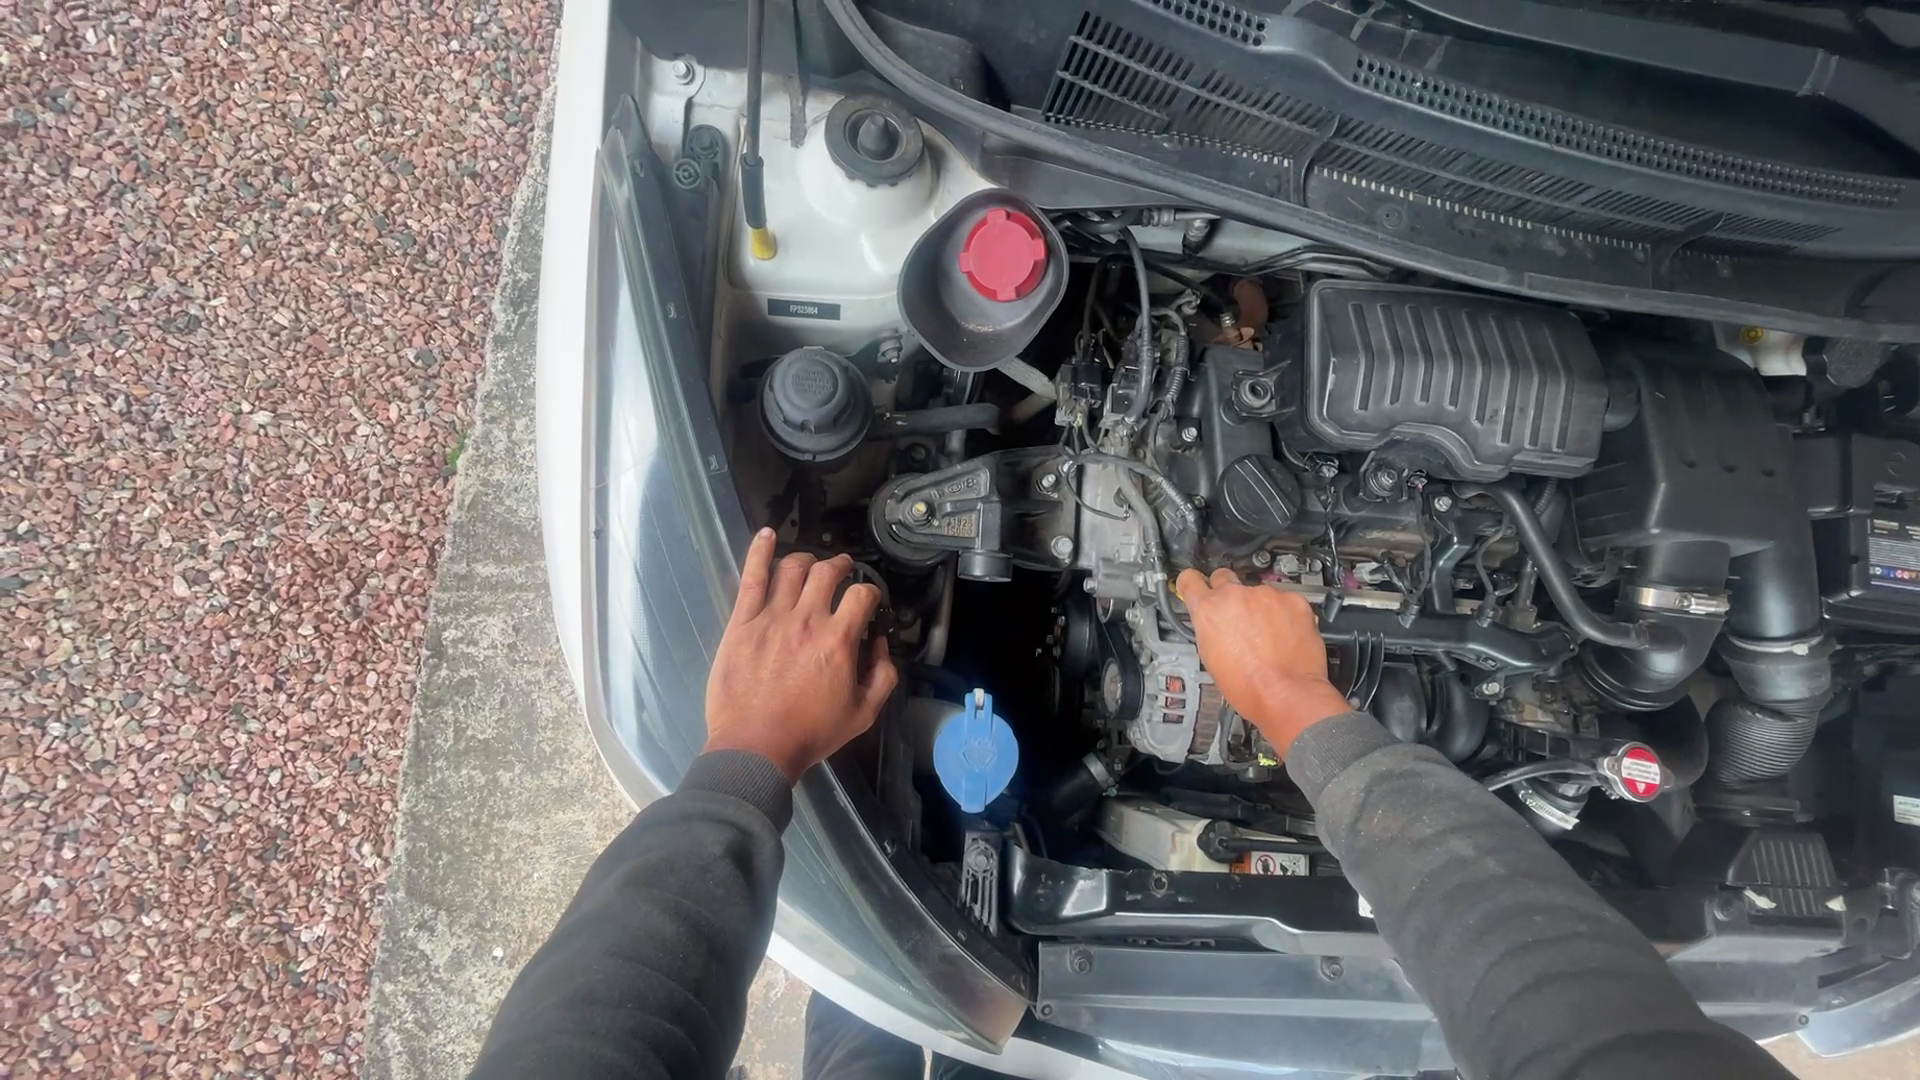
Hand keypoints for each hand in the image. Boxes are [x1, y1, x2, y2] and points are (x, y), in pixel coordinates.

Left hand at [704, 529, 898, 781]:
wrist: (755, 748)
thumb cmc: (810, 733)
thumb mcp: (863, 713)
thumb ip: (883, 676)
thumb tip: (881, 645)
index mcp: (839, 640)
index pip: (862, 595)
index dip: (870, 592)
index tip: (868, 600)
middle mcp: (807, 619)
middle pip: (827, 572)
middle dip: (840, 565)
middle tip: (842, 570)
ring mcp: (771, 617)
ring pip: (792, 568)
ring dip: (806, 560)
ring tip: (809, 564)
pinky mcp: (742, 622)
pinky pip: (752, 577)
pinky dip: (760, 551)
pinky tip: (766, 535)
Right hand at [1176, 567, 1351, 757]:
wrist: (1286, 694)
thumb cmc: (1247, 685)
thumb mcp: (1209, 656)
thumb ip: (1208, 627)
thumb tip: (1212, 621)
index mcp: (1208, 610)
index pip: (1190, 580)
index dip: (1192, 583)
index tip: (1196, 584)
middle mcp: (1235, 596)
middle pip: (1224, 577)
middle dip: (1227, 592)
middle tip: (1235, 614)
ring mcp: (1266, 595)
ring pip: (1257, 592)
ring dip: (1259, 607)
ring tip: (1266, 635)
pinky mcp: (1293, 600)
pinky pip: (1284, 600)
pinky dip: (1284, 613)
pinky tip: (1284, 634)